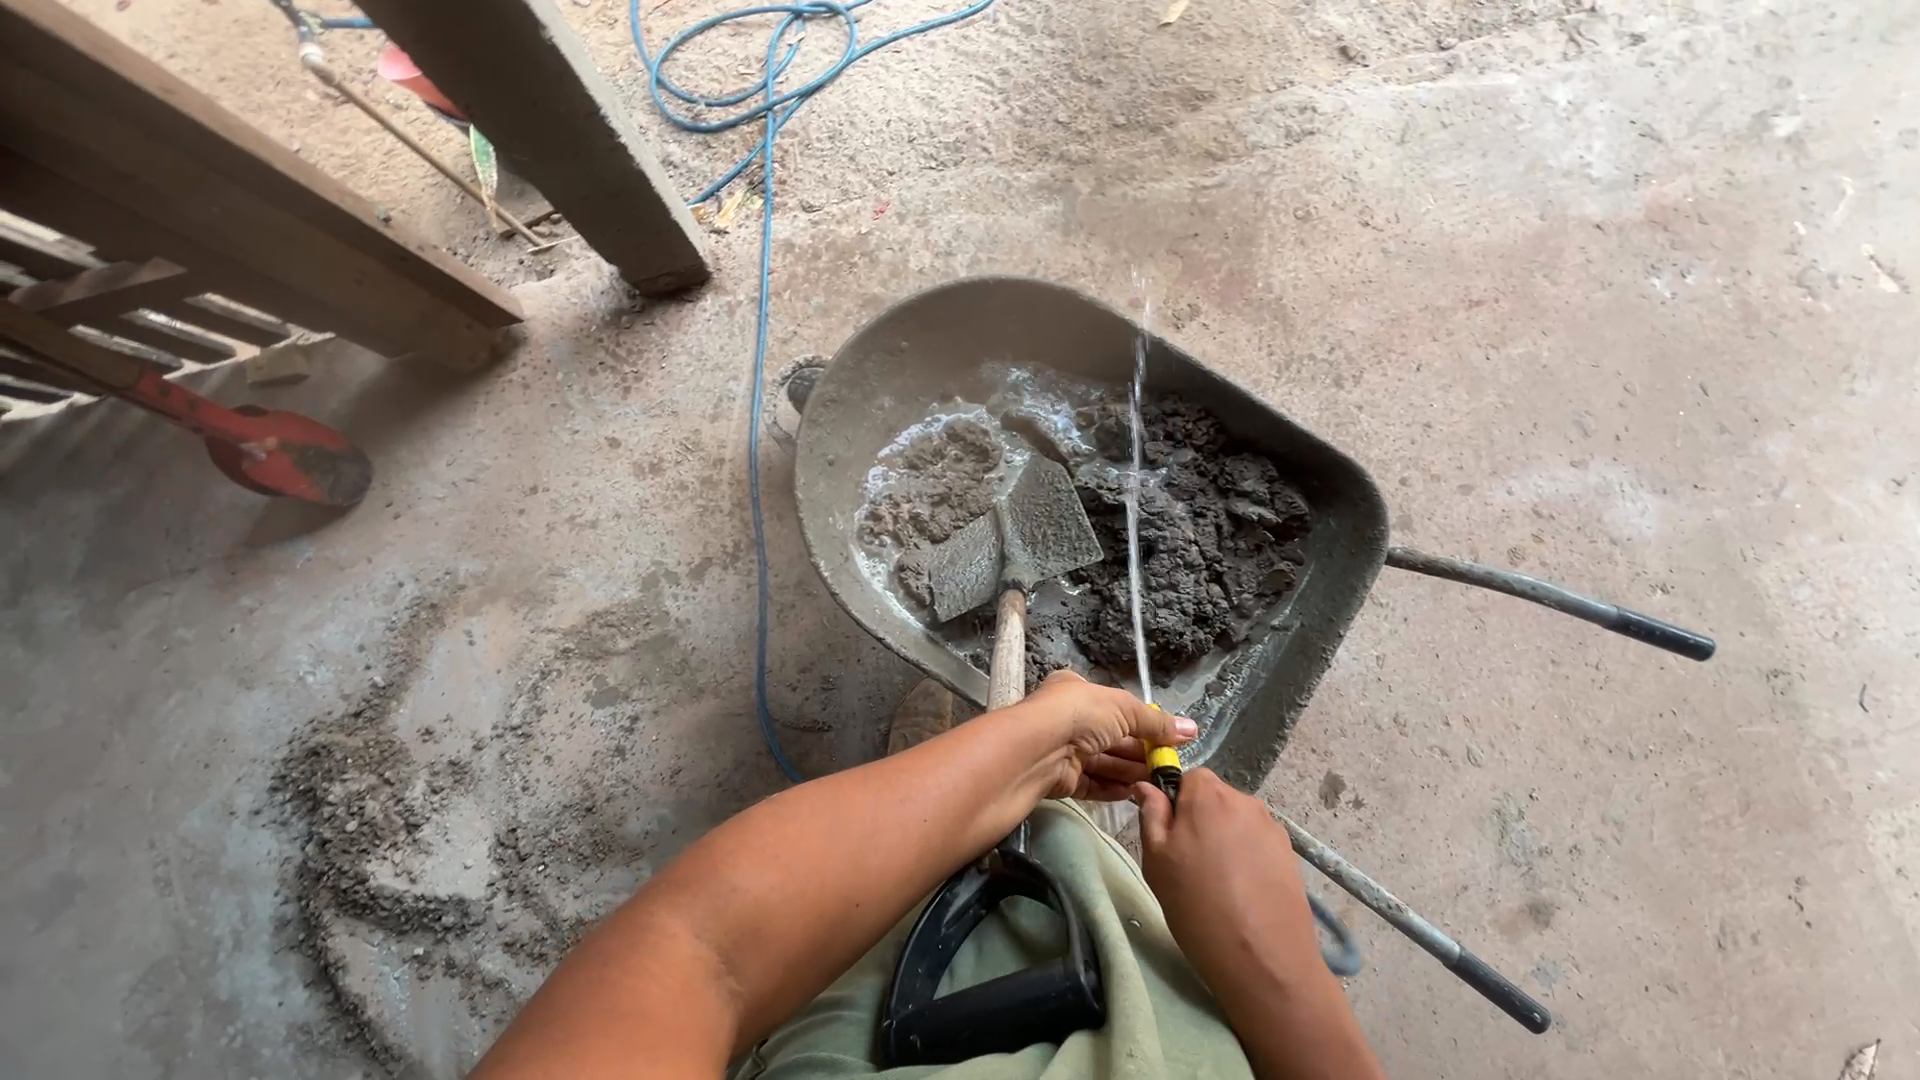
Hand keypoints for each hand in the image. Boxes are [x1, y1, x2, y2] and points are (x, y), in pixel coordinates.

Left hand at [1010, 670, 1197, 800]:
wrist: (1039, 749)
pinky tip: (1135, 793)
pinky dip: (1113, 788)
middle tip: (1168, 766)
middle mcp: (1068, 718)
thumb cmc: (1081, 714)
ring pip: (1103, 762)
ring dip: (1130, 771)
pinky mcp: (1060, 779)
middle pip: (1111, 737)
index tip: (1167, 739)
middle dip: (1140, 751)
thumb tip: (1192, 730)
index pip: (1115, 707)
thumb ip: (1157, 722)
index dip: (1142, 722)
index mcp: (1077, 691)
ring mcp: (1062, 749)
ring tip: (1159, 782)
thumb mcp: (1125, 708)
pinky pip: (1092, 784)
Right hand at [1134, 770, 1327, 997]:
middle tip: (1189, 863)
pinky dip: (1247, 858)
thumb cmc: (1196, 904)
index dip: (1176, 802)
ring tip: (1218, 882)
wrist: (1263, 960)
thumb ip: (1151, 814)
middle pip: (1214, 798)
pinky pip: (1257, 844)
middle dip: (1200, 820)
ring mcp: (1272, 827)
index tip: (1170, 836)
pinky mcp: (1290, 855)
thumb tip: (1147, 786)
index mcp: (1207, 794)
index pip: (1187, 777)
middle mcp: (1244, 800)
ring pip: (1236, 822)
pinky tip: (1242, 892)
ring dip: (1225, 839)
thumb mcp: (1156, 859)